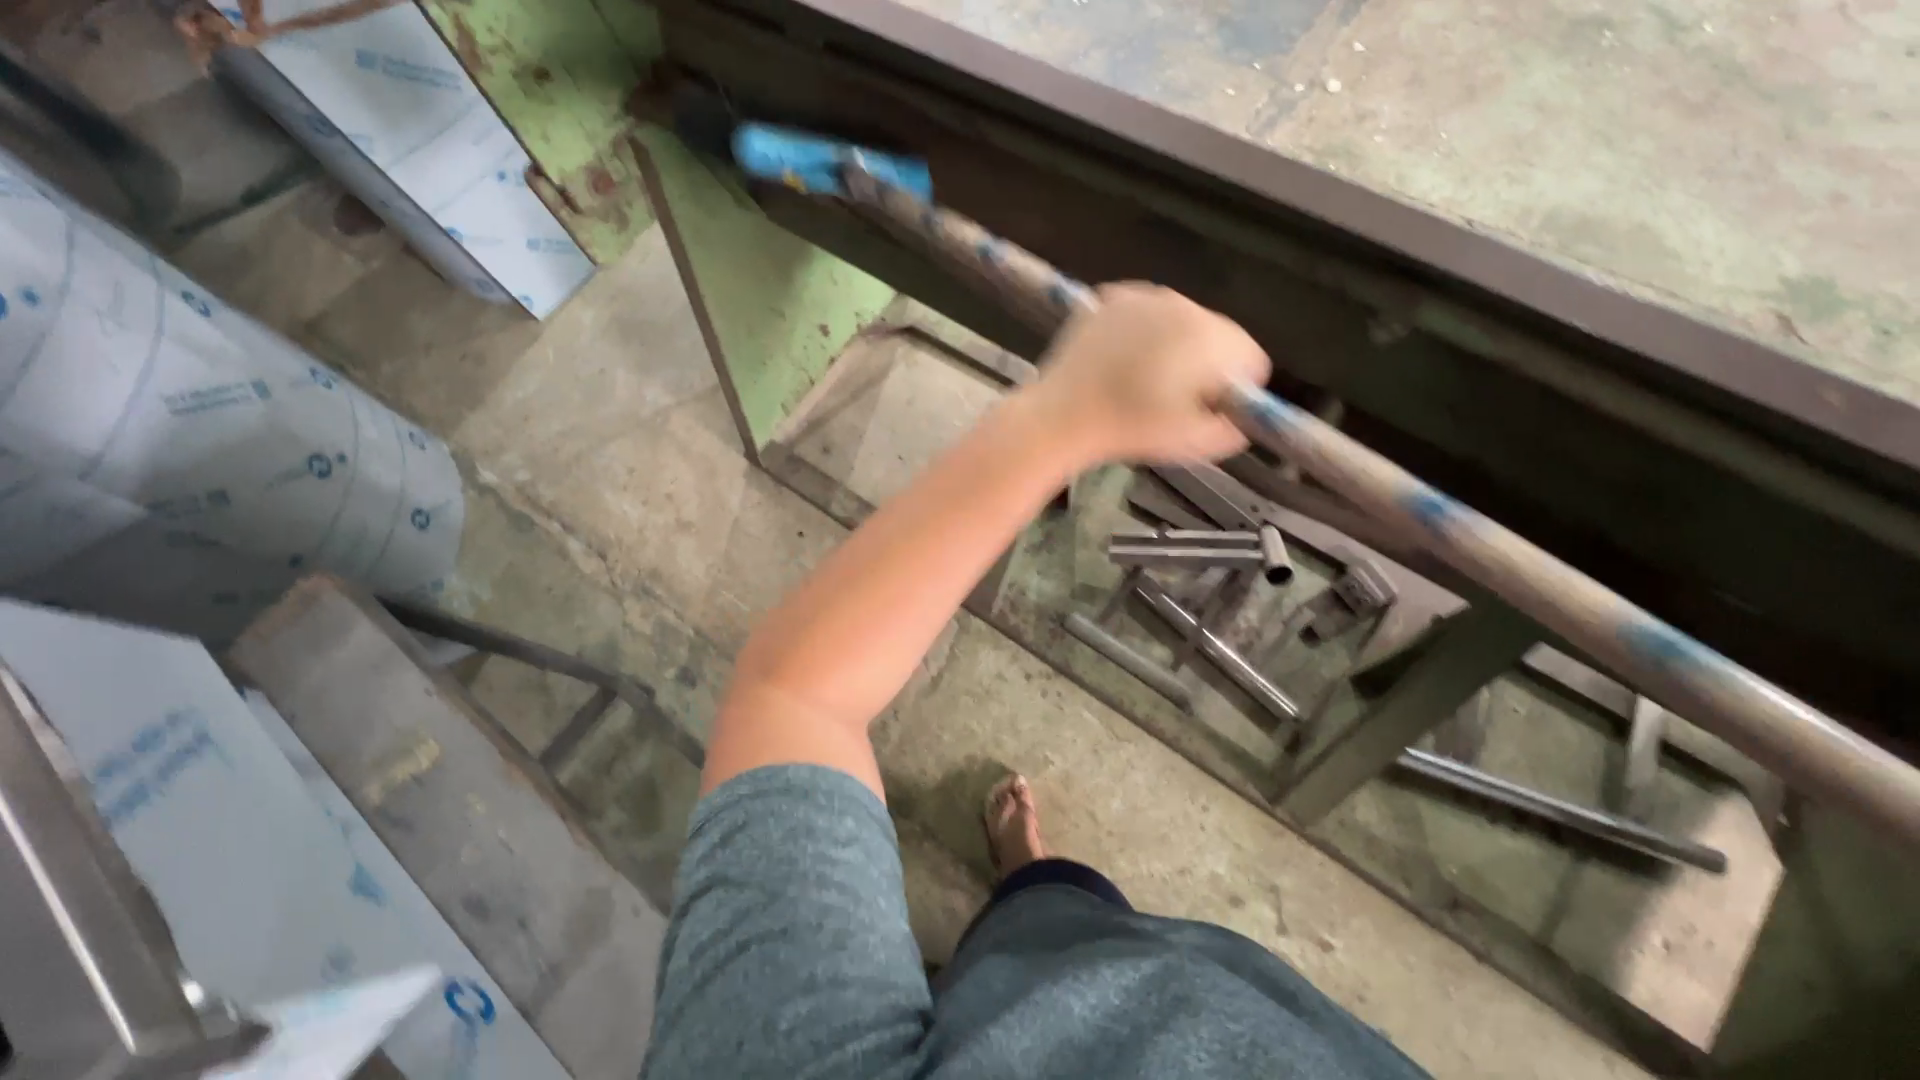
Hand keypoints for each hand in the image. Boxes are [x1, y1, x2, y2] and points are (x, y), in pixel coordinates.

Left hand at [1025, 282, 1269, 465]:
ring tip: (1145, 379)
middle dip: (1206, 363)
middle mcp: (1182, 304)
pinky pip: (1145, 313)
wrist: (1063, 415)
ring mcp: (1143, 296)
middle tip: (1175, 397)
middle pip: (1216, 334)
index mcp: (1209, 336)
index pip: (1248, 355)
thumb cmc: (1131, 428)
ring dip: (1175, 345)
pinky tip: (1123, 359)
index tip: (1212, 407)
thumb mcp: (1192, 442)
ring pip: (1180, 320)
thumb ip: (1230, 431)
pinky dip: (1142, 332)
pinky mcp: (1111, 298)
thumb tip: (1238, 420)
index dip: (1237, 386)